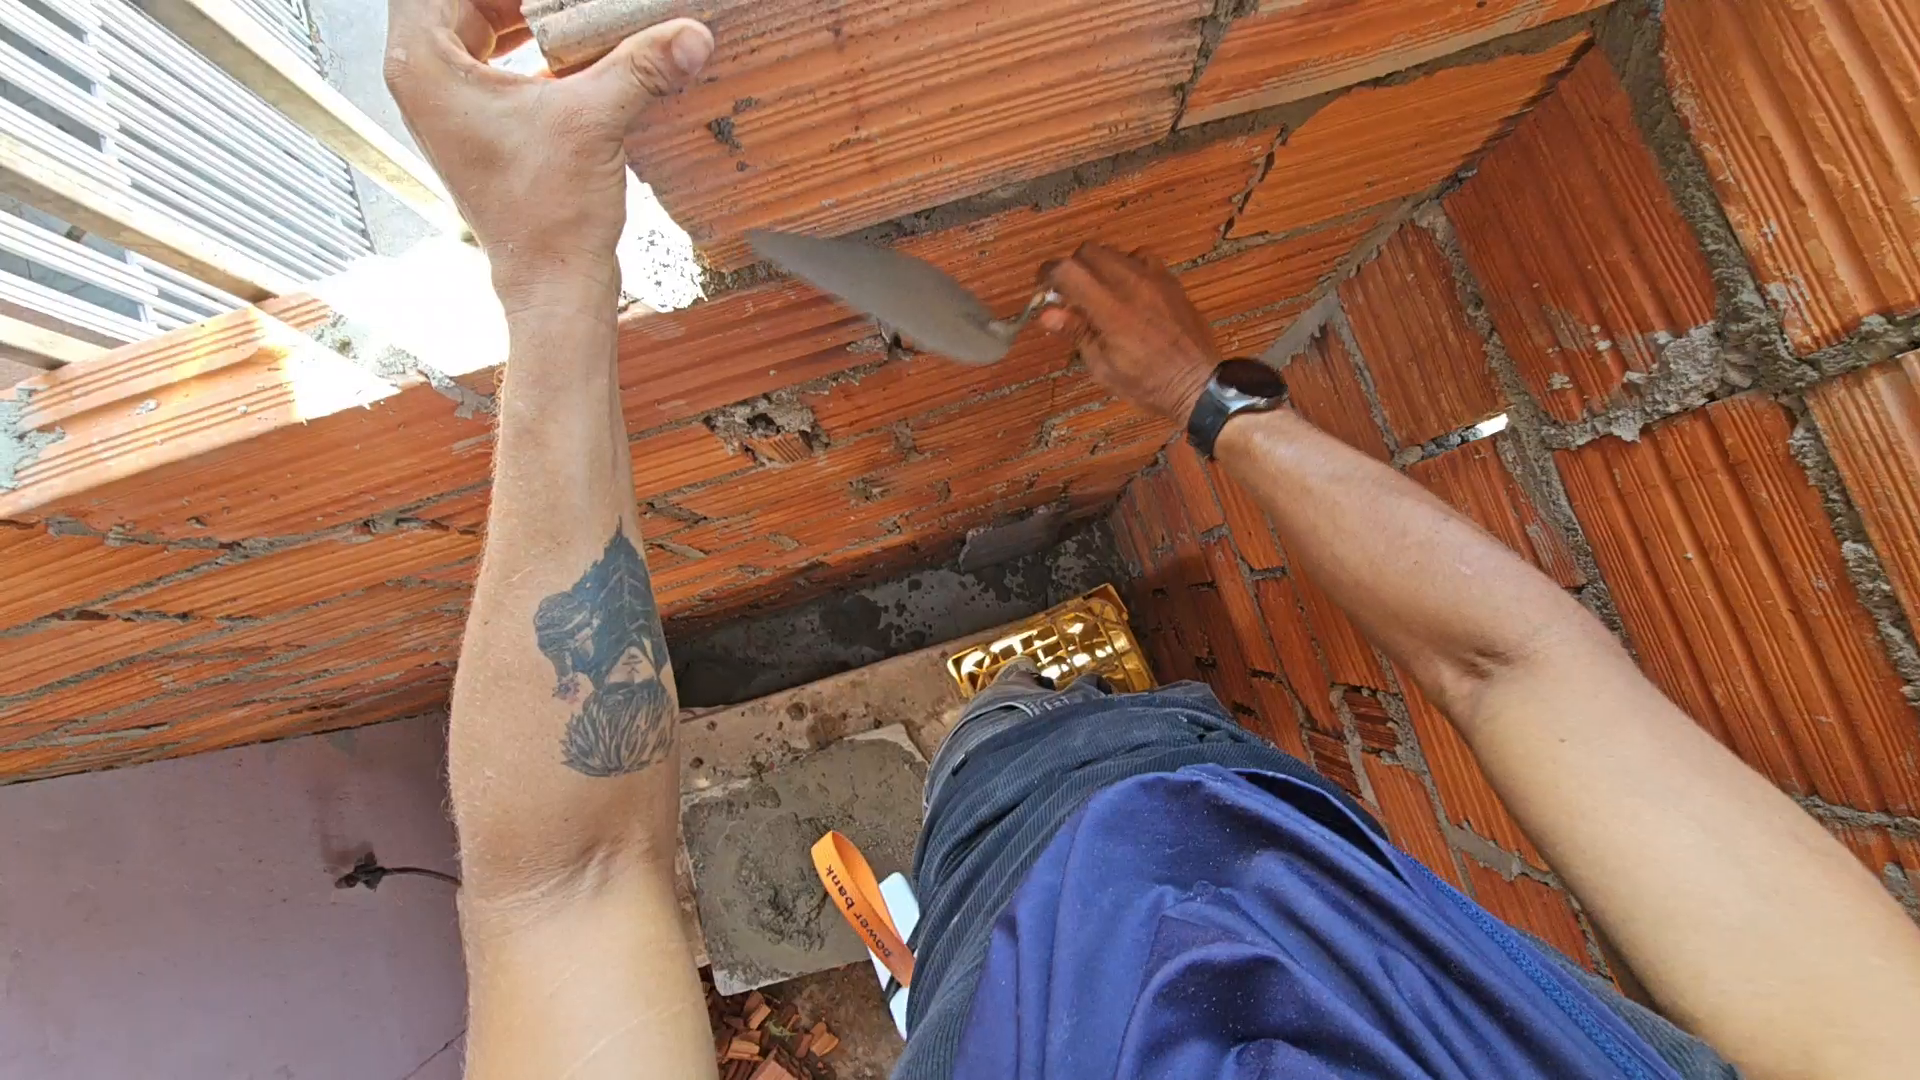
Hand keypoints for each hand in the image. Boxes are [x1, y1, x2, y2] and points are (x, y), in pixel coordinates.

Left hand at [383, 0, 713, 300]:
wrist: (556, 282)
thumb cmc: (550, 216)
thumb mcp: (596, 122)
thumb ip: (641, 68)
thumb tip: (690, 35)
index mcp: (423, 64)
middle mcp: (423, 84)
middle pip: (461, 3)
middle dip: (520, 3)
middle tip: (566, 7)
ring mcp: (450, 114)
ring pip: (477, 39)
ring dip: (525, 28)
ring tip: (572, 25)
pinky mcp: (479, 138)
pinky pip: (495, 78)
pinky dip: (531, 64)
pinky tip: (574, 68)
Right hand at [1039, 244, 1221, 421]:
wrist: (1197, 383)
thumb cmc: (1146, 384)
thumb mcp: (1103, 366)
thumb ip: (1076, 332)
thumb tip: (1046, 313)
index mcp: (1111, 309)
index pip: (1068, 270)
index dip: (1048, 274)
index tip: (1042, 289)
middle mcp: (1132, 284)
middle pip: (1089, 251)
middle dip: (1072, 269)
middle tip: (1068, 296)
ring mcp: (1154, 278)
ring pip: (1114, 252)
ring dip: (1097, 267)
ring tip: (1096, 296)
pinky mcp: (1170, 280)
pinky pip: (1140, 259)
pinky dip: (1124, 268)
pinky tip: (1125, 292)